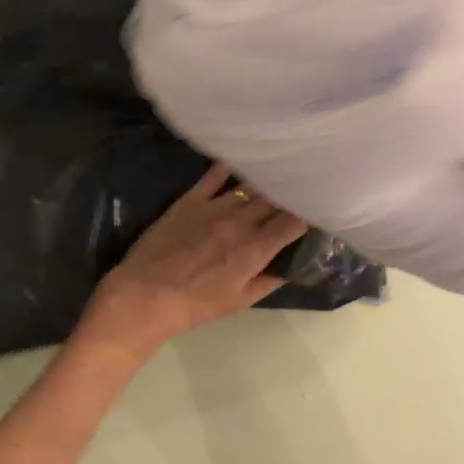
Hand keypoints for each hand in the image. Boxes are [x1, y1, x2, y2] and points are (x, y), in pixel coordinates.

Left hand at [77, 164, 306, 358]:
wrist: (145, 294)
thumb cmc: (194, 305)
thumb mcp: (239, 301)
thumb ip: (269, 281)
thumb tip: (293, 267)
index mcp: (255, 250)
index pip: (293, 222)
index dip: (309, 212)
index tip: (318, 206)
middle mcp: (239, 222)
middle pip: (274, 199)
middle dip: (290, 193)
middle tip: (302, 186)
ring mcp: (213, 207)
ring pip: (249, 186)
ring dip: (266, 180)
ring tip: (280, 171)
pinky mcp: (189, 199)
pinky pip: (214, 175)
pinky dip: (230, 166)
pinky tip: (242, 158)